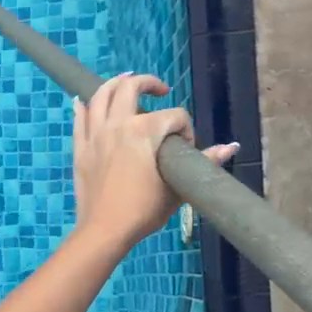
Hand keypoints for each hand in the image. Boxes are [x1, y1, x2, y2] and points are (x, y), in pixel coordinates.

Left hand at [71, 72, 237, 248]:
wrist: (105, 230)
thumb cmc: (143, 212)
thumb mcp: (177, 188)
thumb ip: (204, 162)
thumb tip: (232, 147)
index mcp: (145, 131)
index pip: (173, 116)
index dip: (185, 128)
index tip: (185, 147)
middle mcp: (118, 125)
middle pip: (131, 87)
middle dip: (149, 82)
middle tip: (160, 89)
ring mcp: (95, 135)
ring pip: (101, 95)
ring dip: (114, 83)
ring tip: (124, 81)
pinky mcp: (80, 149)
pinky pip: (79, 119)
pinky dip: (83, 106)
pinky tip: (84, 101)